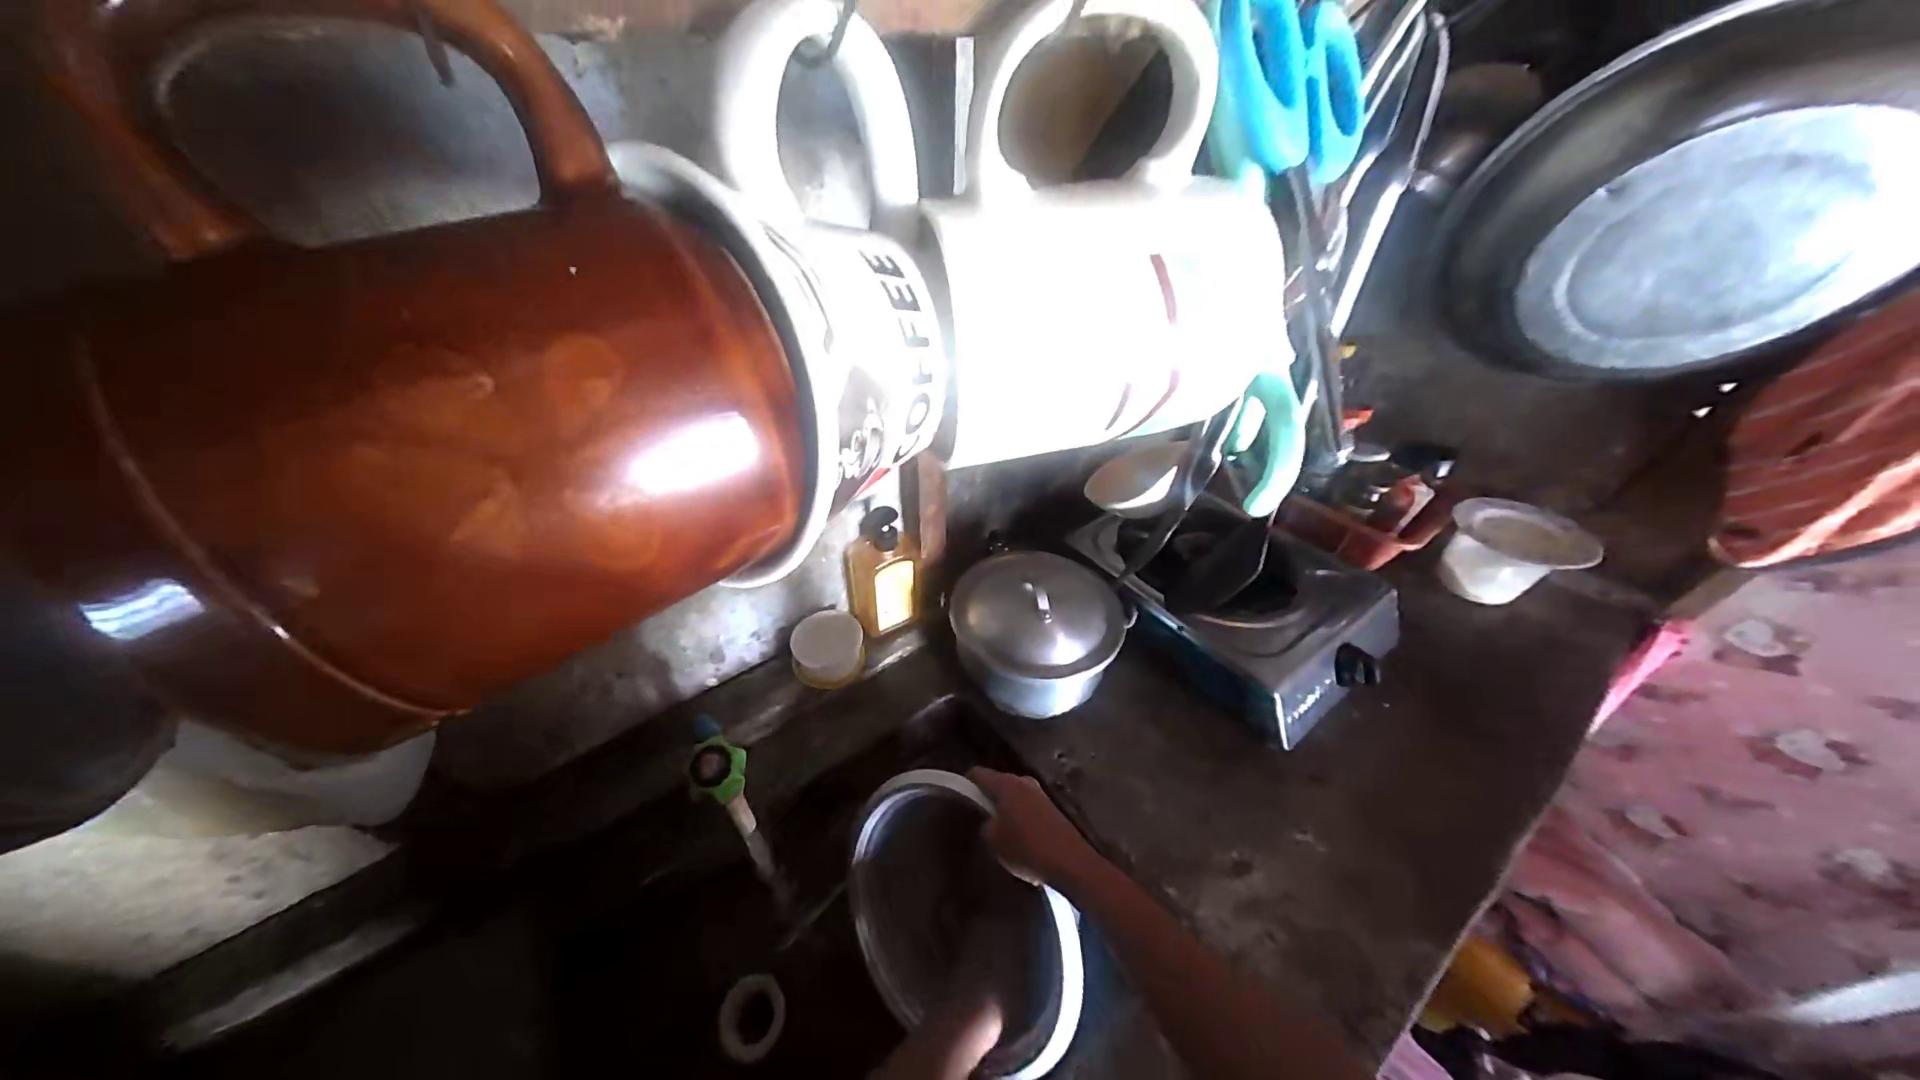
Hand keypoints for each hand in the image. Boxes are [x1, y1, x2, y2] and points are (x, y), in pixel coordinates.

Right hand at [967, 767, 1097, 889]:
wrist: (1071, 862)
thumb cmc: (1027, 848)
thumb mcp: (994, 841)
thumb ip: (985, 824)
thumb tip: (989, 820)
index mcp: (1006, 784)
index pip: (978, 773)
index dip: (966, 783)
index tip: (959, 798)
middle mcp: (1023, 781)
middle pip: (997, 783)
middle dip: (986, 798)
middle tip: (978, 818)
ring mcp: (1040, 793)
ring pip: (1013, 796)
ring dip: (1005, 808)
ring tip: (998, 831)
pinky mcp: (1051, 807)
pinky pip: (1027, 806)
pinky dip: (1019, 817)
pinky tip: (1019, 837)